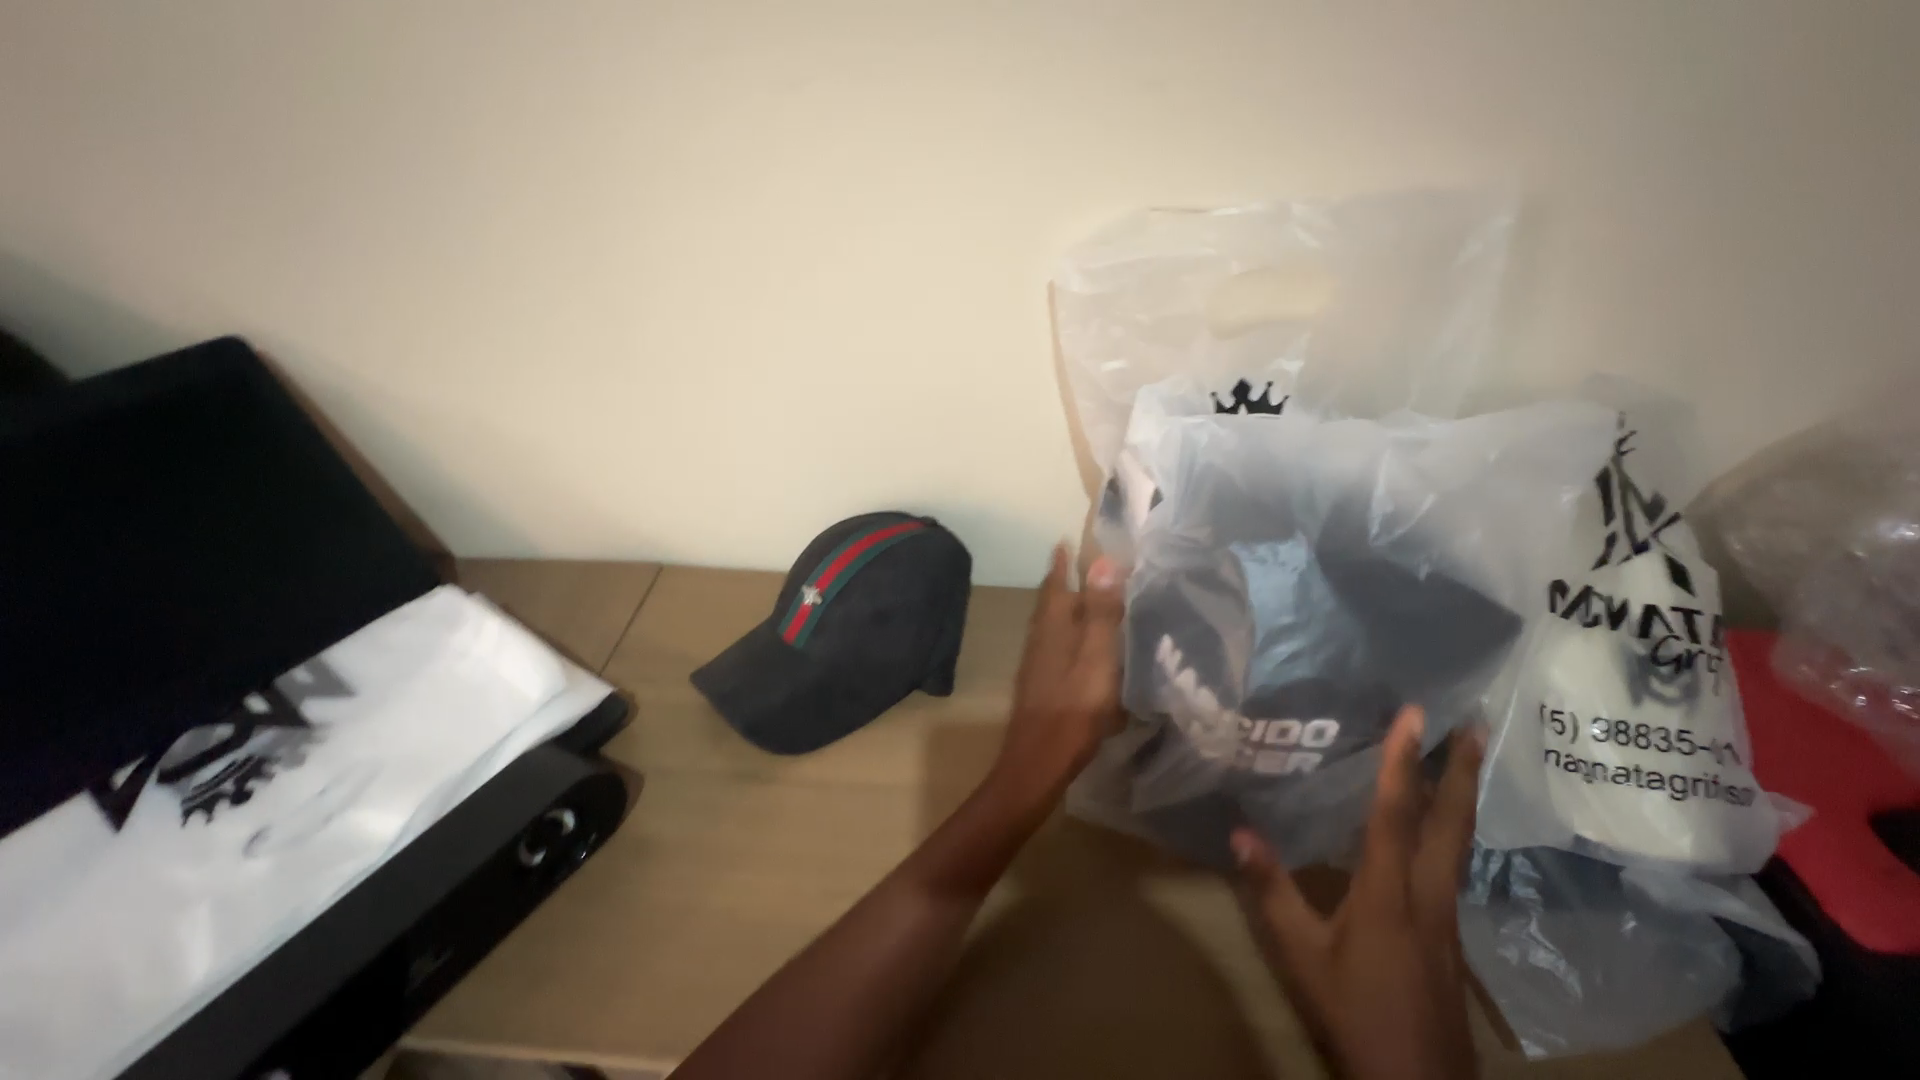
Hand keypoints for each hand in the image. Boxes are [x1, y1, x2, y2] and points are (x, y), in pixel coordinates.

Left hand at [986, 545, 1126, 811]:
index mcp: (1054, 628)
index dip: (1062, 564)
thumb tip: (1102, 560)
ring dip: (1064, 610)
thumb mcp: (1097, 657)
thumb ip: (1101, 612)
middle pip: (1051, 605)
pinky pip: (1055, 649)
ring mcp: (1037, 666)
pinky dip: (1068, 637)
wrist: (1039, 760)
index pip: (1057, 585)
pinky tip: (1079, 651)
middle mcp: (1040, 641)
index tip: (1064, 542)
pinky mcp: (1041, 687)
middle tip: (1075, 565)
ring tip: (1081, 602)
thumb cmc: (1074, 707)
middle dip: (1061, 583)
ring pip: (1051, 628)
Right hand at [1232, 706, 1483, 1079]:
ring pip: (1460, 841)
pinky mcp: (1451, 931)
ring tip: (1465, 758)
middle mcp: (1428, 892)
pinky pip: (1454, 861)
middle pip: (1452, 821)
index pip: (1395, 813)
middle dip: (1463, 770)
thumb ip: (1272, 890)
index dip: (1402, 761)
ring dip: (1464, 794)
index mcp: (1388, 891)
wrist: (1420, 1079)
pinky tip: (1443, 826)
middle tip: (1472, 723)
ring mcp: (1447, 913)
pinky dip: (1453, 826)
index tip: (1412, 714)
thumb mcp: (1301, 953)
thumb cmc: (1355, 1010)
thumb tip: (1240, 831)